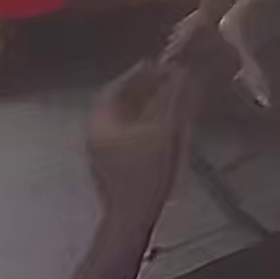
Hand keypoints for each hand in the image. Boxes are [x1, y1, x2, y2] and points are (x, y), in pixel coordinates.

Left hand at [86, 61, 197, 221]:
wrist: (133, 215)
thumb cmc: (146, 170)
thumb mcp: (166, 128)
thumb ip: (174, 97)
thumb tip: (182, 70)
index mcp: (102, 123)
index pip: (115, 88)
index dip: (138, 73)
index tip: (160, 64)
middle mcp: (97, 134)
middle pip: (120, 100)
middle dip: (147, 86)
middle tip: (171, 76)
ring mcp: (103, 149)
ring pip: (126, 115)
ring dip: (149, 101)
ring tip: (174, 94)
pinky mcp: (114, 160)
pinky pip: (130, 128)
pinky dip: (148, 117)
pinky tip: (168, 119)